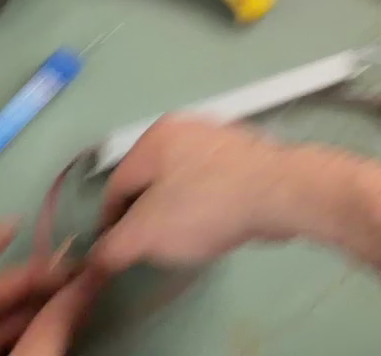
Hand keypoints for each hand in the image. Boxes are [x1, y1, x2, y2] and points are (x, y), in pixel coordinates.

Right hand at [93, 117, 334, 269]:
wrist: (279, 192)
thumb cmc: (206, 204)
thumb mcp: (145, 233)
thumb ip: (112, 246)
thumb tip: (101, 254)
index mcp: (157, 135)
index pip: (116, 185)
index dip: (111, 224)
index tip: (119, 252)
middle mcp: (187, 126)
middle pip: (150, 181)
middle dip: (147, 216)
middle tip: (155, 245)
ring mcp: (219, 136)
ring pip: (182, 182)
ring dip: (178, 211)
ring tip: (188, 236)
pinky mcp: (245, 153)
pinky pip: (212, 183)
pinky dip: (208, 203)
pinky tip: (217, 222)